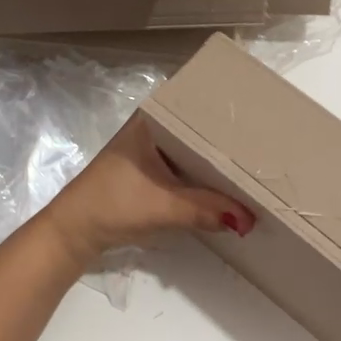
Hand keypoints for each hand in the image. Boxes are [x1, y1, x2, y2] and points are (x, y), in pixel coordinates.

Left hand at [36, 114, 252, 262]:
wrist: (75, 232)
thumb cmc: (112, 205)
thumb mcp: (164, 207)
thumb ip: (207, 210)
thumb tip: (248, 220)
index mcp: (152, 120)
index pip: (198, 108)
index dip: (228, 116)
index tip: (260, 122)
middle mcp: (153, 128)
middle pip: (200, 131)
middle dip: (228, 142)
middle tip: (265, 147)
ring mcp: (151, 151)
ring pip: (193, 152)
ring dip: (216, 163)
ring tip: (254, 165)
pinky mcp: (150, 173)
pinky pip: (186, 169)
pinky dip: (203, 178)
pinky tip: (226, 186)